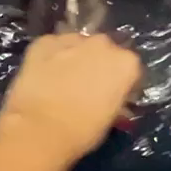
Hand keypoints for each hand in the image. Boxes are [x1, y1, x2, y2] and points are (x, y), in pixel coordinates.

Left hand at [0, 33, 142, 165]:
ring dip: (75, 58)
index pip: (130, 68)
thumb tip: (109, 98)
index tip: (114, 96)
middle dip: (98, 65)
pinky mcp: (44, 41)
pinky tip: (44, 76)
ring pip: (78, 45)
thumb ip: (115, 99)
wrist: (40, 129)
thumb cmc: (82, 131)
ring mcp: (72, 39)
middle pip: (105, 51)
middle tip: (87, 87)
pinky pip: (53, 47)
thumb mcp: (110, 118)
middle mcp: (103, 44)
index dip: (122, 83)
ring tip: (63, 81)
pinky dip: (51, 57)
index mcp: (126, 63)